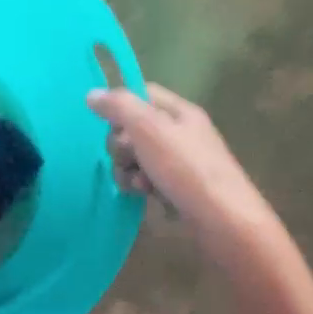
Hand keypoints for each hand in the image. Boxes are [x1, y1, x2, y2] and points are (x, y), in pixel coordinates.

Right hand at [87, 84, 279, 245]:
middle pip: (133, 127)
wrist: (221, 220)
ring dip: (127, 169)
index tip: (110, 125)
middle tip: (128, 158)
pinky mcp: (174, 186)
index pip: (141, 93)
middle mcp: (179, 132)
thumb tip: (92, 94)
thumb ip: (120, 107)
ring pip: (135, 156)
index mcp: (179, 112)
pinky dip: (139, 184)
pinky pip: (145, 177)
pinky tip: (143, 194)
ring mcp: (177, 161)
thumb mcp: (149, 130)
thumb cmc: (186, 169)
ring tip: (137, 183)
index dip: (121, 106)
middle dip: (121, 145)